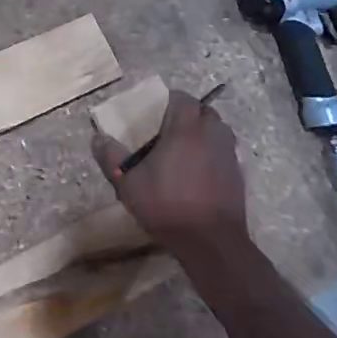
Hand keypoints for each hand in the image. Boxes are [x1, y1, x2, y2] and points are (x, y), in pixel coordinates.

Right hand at [92, 89, 248, 257]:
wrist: (211, 240)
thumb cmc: (168, 206)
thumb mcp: (129, 184)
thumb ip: (112, 158)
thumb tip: (98, 138)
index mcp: (186, 127)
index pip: (181, 97)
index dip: (168, 102)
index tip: (155, 116)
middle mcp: (211, 131)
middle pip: (201, 110)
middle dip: (187, 115)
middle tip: (168, 133)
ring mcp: (229, 150)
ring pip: (216, 128)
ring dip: (202, 133)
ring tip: (184, 151)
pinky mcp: (238, 170)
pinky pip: (224, 149)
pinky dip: (213, 152)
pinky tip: (200, 172)